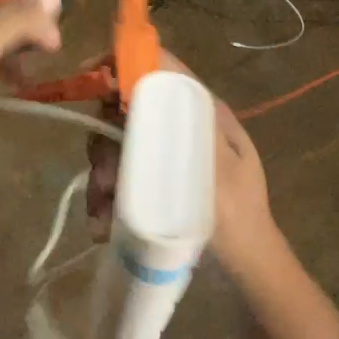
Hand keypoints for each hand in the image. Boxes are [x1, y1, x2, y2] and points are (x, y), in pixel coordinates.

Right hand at [85, 50, 282, 273]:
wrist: (248, 272)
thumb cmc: (238, 217)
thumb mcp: (218, 163)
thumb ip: (187, 115)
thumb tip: (154, 67)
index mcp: (201, 112)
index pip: (158, 69)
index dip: (122, 65)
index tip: (91, 76)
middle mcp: (179, 127)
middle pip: (126, 110)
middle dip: (104, 141)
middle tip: (104, 177)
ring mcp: (163, 156)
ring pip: (115, 146)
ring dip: (101, 176)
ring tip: (102, 212)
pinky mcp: (151, 183)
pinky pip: (117, 178)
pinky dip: (104, 199)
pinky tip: (102, 225)